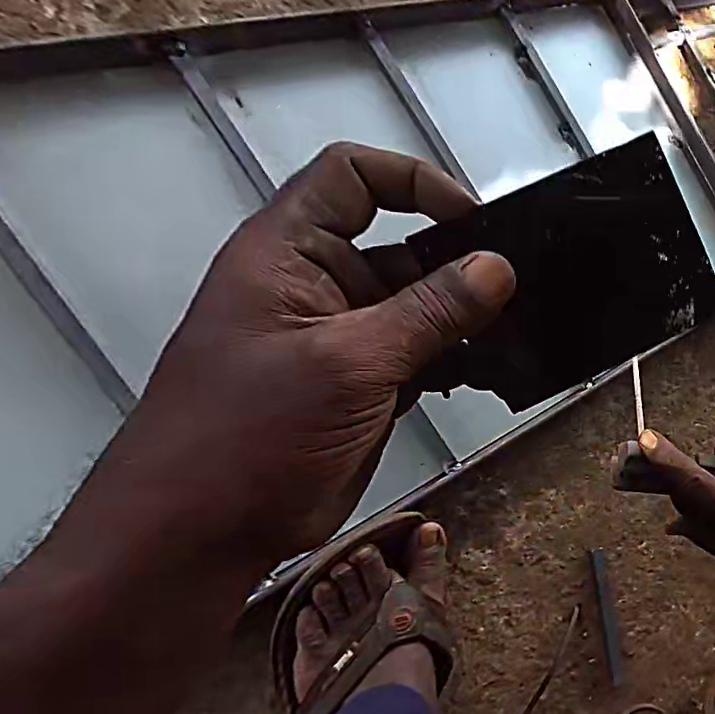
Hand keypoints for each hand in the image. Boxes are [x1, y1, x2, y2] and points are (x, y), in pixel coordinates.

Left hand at [73, 144, 514, 564]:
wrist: (202, 536)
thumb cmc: (244, 436)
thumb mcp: (349, 361)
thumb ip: (431, 310)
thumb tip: (497, 267)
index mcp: (290, 254)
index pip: (353, 177)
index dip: (416, 183)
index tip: (472, 220)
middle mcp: (321, 283)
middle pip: (404, 241)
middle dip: (460, 260)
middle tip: (512, 287)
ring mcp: (349, 332)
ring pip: (424, 299)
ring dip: (467, 313)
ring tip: (508, 331)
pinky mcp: (370, 376)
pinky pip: (429, 345)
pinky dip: (461, 353)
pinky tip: (486, 369)